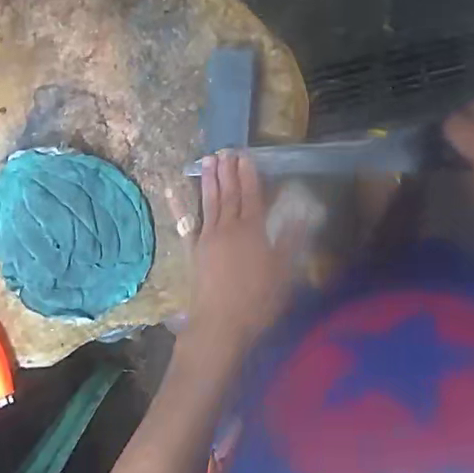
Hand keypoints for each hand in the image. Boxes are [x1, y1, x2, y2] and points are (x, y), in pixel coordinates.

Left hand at [186, 150, 293, 357]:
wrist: (221, 322)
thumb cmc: (258, 299)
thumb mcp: (283, 270)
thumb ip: (291, 237)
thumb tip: (302, 209)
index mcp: (252, 230)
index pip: (252, 195)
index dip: (249, 174)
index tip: (246, 155)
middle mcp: (228, 227)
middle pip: (229, 193)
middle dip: (228, 170)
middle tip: (226, 150)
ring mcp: (207, 236)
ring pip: (209, 201)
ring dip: (209, 179)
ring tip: (208, 159)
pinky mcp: (193, 249)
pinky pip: (185, 222)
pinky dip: (179, 206)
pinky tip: (172, 191)